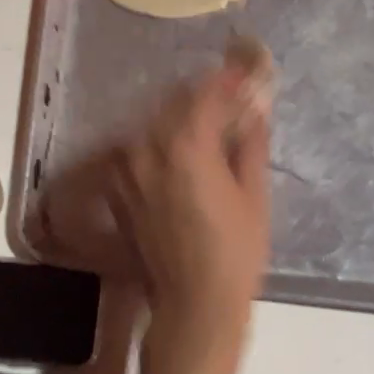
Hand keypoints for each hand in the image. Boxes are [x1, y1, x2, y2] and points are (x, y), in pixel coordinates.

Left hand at [108, 59, 271, 373]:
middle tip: (231, 97)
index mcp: (186, 144)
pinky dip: (158, 144)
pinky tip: (179, 154)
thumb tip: (256, 104)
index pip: (207, 91)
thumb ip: (250, 142)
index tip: (247, 69)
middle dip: (204, 96)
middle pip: (176, 102)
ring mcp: (126, 169)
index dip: (230, 77)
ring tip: (207, 127)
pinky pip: (138, 151)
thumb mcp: (253, 196)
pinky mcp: (117, 190)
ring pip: (153, 124)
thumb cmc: (235, 255)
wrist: (193, 305)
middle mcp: (148, 147)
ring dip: (179, 118)